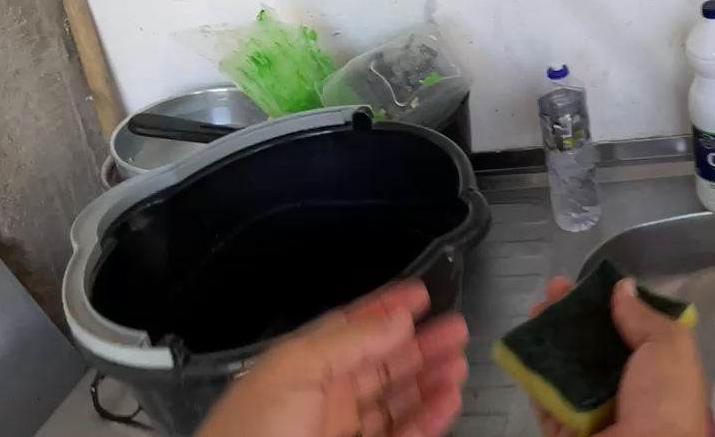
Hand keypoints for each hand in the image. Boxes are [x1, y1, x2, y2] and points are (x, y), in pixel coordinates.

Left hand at [195, 279, 469, 436]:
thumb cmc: (255, 430)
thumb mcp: (295, 371)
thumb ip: (351, 340)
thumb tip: (401, 317)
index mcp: (304, 368)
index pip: (353, 329)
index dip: (388, 308)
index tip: (424, 292)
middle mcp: (326, 398)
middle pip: (382, 362)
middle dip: (420, 342)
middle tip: (457, 327)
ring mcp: (343, 433)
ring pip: (396, 400)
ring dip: (428, 379)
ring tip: (459, 363)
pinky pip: (401, 436)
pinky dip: (427, 418)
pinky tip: (448, 400)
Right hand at [529, 276, 708, 436]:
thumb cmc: (663, 400)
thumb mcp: (670, 346)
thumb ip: (644, 315)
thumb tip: (622, 286)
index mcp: (653, 370)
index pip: (627, 328)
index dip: (607, 302)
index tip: (588, 281)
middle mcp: (622, 387)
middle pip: (591, 342)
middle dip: (571, 313)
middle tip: (552, 288)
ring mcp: (590, 409)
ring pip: (564, 364)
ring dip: (548, 335)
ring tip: (535, 308)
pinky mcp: (562, 427)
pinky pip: (544, 394)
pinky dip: (532, 370)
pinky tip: (525, 343)